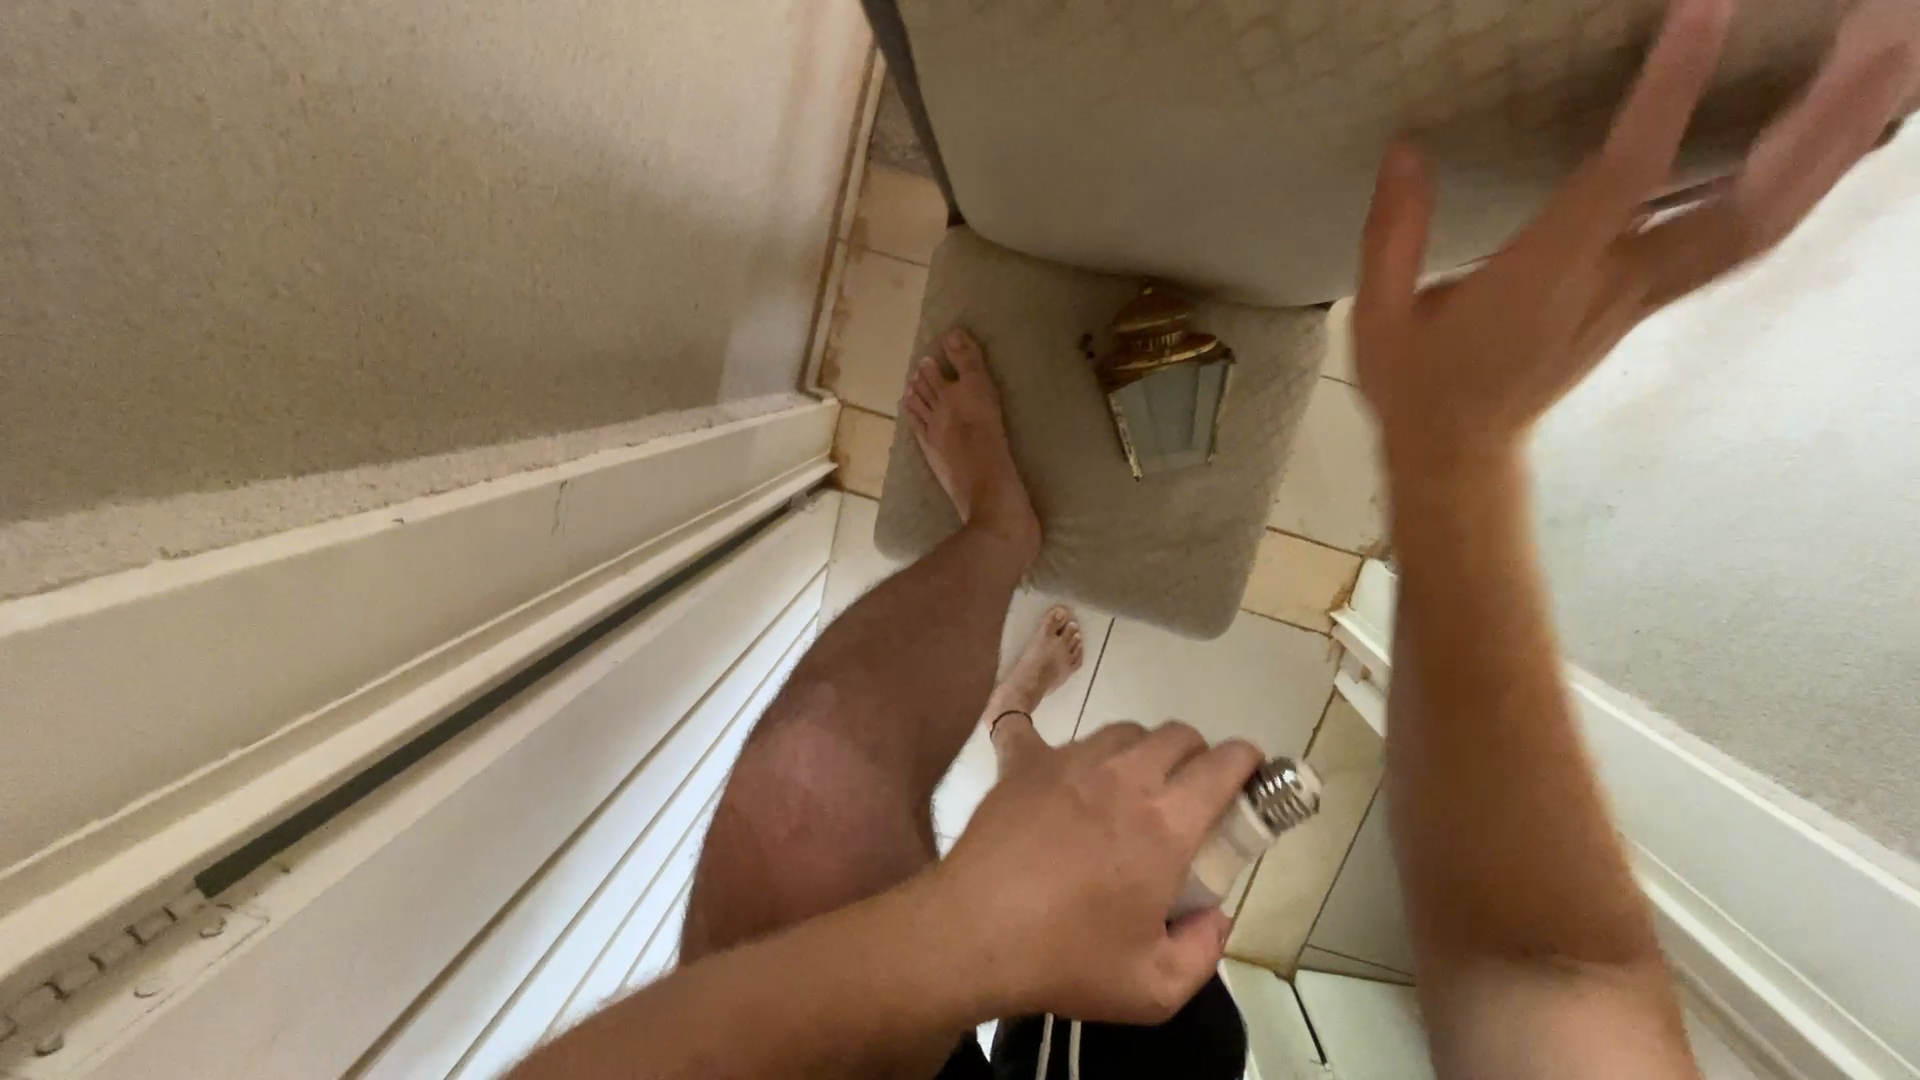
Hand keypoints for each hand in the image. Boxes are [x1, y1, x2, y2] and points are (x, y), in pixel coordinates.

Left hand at [930, 719, 1262, 1024]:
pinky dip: (1083, 756)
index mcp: (1164, 823)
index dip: (1246, 761)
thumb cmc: (1066, 959)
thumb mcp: (1154, 988)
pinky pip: (1066, 739)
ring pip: (1125, 730)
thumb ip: (1203, 950)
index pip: (1223, 764)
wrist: (972, 930)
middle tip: (1190, 793)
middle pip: (1177, 734)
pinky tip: (1071, 783)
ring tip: (1133, 789)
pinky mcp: (1027, 762)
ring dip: (1143, 751)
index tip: (1250, 774)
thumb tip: (1215, 914)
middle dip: (1197, 755)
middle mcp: (1123, 777)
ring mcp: (1071, 762)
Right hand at [1355, 0, 1917, 477]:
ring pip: (1765, 221)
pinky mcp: (1646, 302)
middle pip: (1747, 201)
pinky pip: (1744, 238)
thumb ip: (1393, 235)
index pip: (1621, 174)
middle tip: (1889, 16)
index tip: (1707, 5)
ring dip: (1838, 141)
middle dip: (1824, 114)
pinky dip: (1802, 181)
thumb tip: (1407, 151)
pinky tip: (1829, 134)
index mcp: (1541, 280)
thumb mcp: (1378, 315)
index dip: (1669, 90)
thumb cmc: (1416, 385)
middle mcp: (1612, 284)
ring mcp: (1640, 296)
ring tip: (1892, 53)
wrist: (1458, 450)